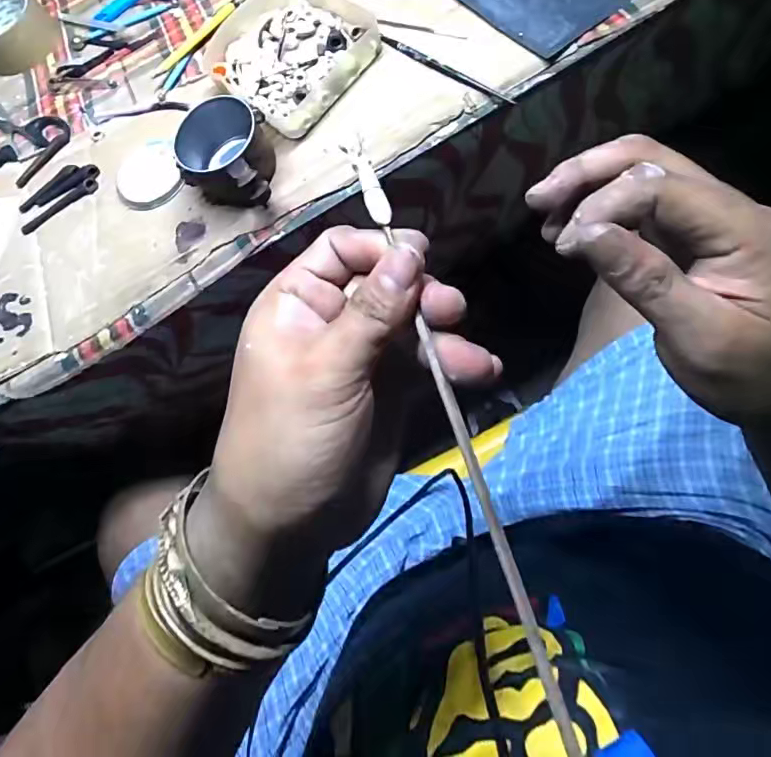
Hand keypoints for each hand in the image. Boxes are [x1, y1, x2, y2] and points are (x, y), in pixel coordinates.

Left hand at [191, 227, 499, 616]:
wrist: (289, 522)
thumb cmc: (290, 433)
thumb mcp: (327, 369)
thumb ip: (372, 311)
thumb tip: (410, 250)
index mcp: (299, 301)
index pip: (341, 249)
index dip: (379, 248)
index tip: (421, 256)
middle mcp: (332, 318)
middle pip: (385, 281)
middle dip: (420, 290)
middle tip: (448, 308)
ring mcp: (363, 353)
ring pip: (412, 320)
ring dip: (445, 330)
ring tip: (466, 355)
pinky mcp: (390, 387)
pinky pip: (427, 360)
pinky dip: (454, 362)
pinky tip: (481, 372)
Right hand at [525, 135, 770, 424]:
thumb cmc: (759, 376)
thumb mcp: (700, 338)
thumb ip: (645, 280)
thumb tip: (586, 232)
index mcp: (741, 228)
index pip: (657, 185)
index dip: (601, 205)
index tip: (564, 246)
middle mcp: (727, 207)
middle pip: (647, 158)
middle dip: (585, 173)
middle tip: (537, 200)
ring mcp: (710, 217)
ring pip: (640, 170)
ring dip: (588, 184)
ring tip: (545, 216)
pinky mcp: (692, 232)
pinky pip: (640, 198)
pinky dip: (599, 204)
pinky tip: (573, 228)